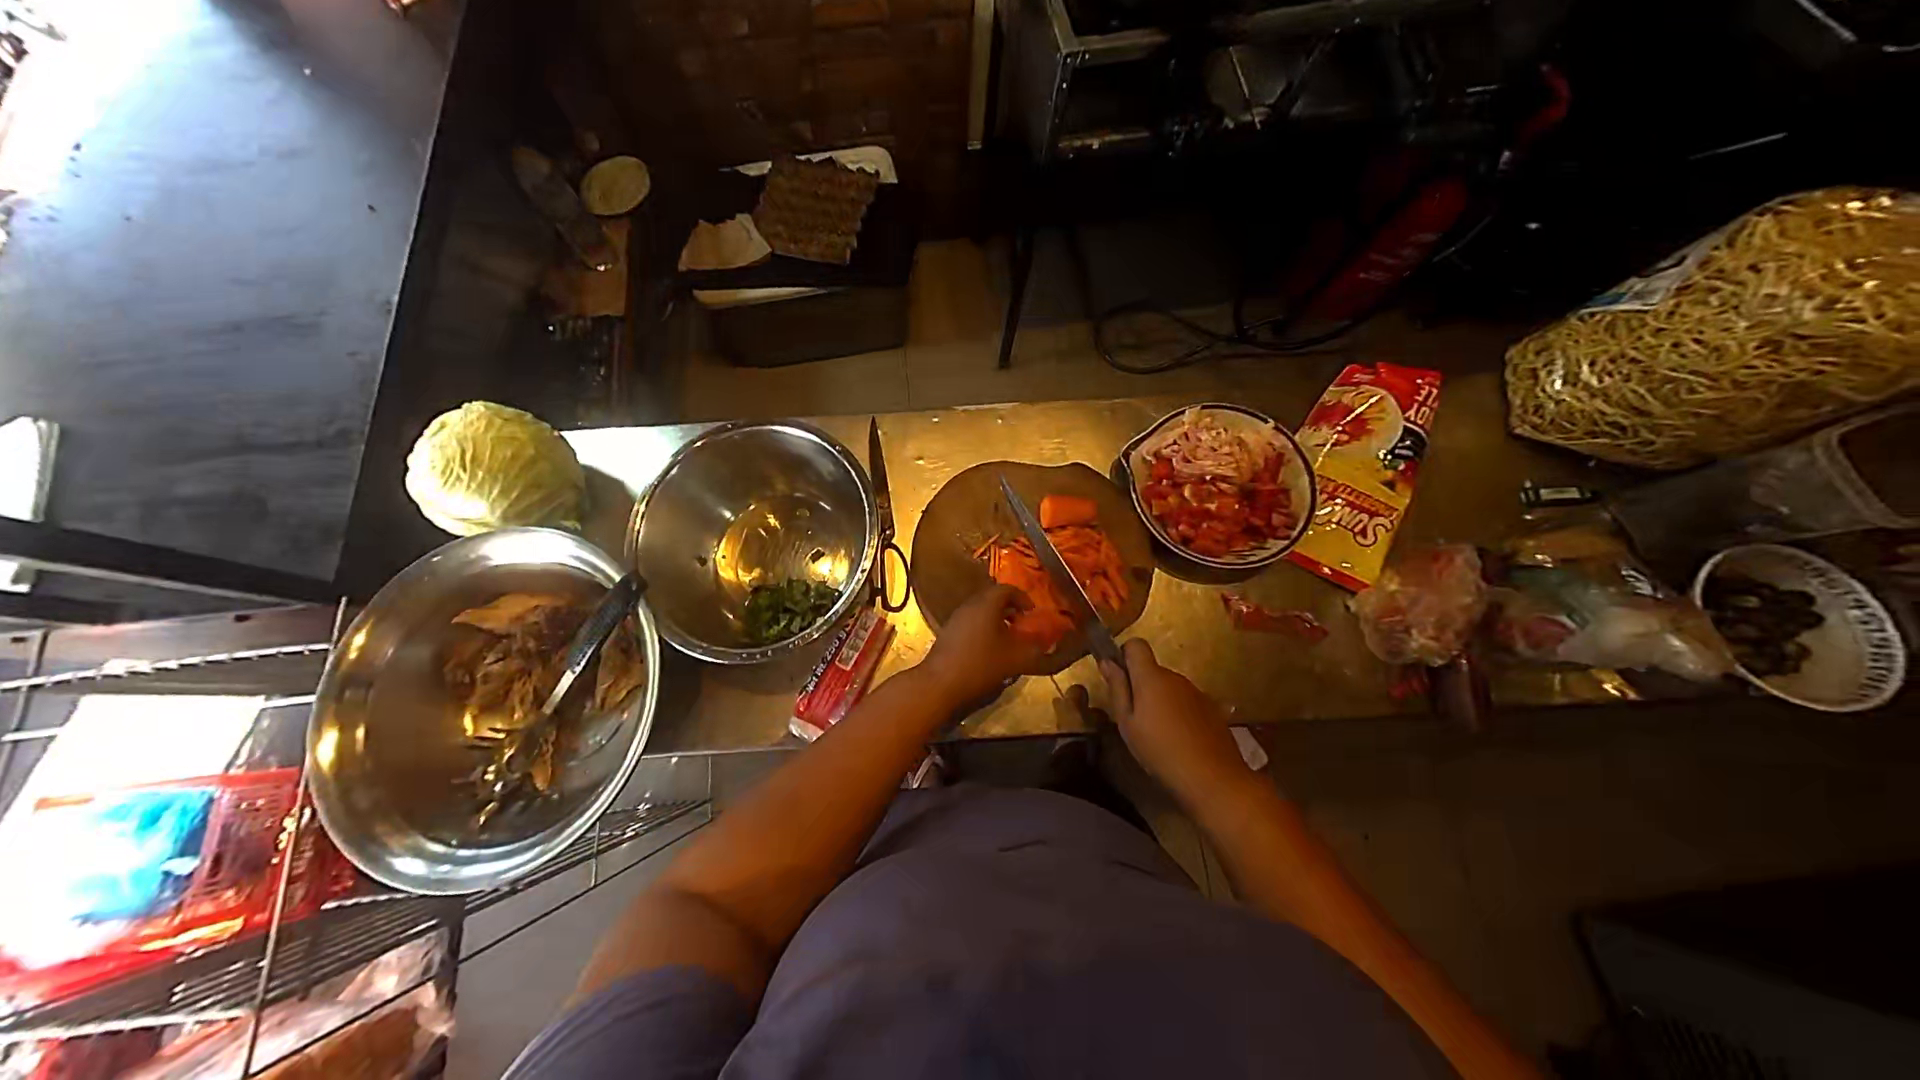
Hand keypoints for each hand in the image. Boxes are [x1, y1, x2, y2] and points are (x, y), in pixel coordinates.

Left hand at [919, 584, 1051, 708]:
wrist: (940, 684)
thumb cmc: (980, 664)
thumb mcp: (1016, 658)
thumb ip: (1035, 650)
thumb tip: (1048, 646)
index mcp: (986, 604)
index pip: (1007, 589)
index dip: (1023, 598)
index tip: (1033, 612)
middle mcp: (969, 606)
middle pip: (992, 599)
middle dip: (1010, 609)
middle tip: (1023, 624)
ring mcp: (955, 620)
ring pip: (980, 612)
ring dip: (996, 621)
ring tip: (1009, 639)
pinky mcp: (948, 634)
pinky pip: (971, 624)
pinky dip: (984, 630)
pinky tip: (990, 651)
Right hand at [1100, 639, 1252, 800]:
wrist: (1213, 778)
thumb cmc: (1159, 750)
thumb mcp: (1127, 723)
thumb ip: (1117, 688)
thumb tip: (1107, 661)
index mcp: (1151, 677)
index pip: (1136, 645)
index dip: (1124, 656)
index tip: (1119, 680)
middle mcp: (1175, 677)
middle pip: (1153, 670)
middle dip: (1141, 686)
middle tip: (1134, 719)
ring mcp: (1197, 692)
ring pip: (1170, 688)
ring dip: (1160, 702)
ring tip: (1157, 735)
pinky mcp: (1212, 709)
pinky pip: (1187, 703)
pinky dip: (1179, 714)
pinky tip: (1179, 740)